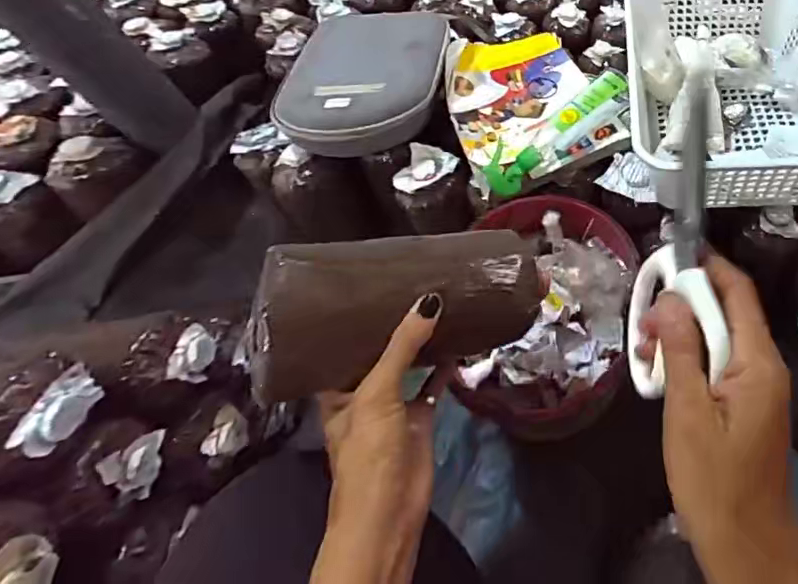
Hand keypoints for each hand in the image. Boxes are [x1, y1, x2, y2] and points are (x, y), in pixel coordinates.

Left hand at [311, 293, 447, 583]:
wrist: (389, 510)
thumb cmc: (368, 451)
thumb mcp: (378, 393)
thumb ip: (402, 347)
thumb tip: (430, 300)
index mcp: (337, 391)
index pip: (343, 348)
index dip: (357, 321)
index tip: (376, 287)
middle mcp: (363, 394)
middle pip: (381, 353)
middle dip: (397, 327)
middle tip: (417, 287)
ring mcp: (393, 407)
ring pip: (410, 365)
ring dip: (424, 343)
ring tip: (441, 306)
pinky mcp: (419, 417)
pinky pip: (433, 384)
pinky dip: (445, 367)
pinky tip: (459, 345)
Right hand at [637, 256, 797, 583]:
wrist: (748, 550)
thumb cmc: (716, 484)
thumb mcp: (688, 415)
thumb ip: (680, 351)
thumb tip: (671, 298)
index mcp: (759, 361)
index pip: (739, 292)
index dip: (711, 266)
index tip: (678, 253)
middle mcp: (766, 365)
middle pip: (728, 314)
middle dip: (687, 307)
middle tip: (646, 318)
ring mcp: (760, 387)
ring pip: (722, 341)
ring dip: (686, 337)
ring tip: (646, 352)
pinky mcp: (750, 406)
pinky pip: (723, 366)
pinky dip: (694, 362)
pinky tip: (665, 377)